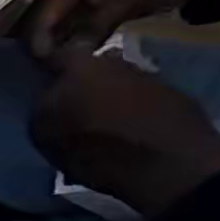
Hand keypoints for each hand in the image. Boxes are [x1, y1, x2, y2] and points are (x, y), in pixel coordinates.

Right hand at [17, 0, 219, 62]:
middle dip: (41, 42)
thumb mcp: (125, 1)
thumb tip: (66, 58)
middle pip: (45, 19)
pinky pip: (78, 25)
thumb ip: (91, 28)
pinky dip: (75, 39)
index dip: (36, 39)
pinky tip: (75, 54)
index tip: (40, 62)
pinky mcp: (104, 5)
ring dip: (57, 42)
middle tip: (41, 67)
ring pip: (61, 23)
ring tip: (54, 64)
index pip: (40, 14)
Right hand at [31, 47, 219, 216]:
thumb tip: (49, 95)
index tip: (40, 82)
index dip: (47, 67)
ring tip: (100, 122)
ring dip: (109, 97)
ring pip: (120, 83)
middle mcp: (118, 63)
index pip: (56, 55)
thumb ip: (42, 104)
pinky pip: (145, 100)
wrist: (167, 165)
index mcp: (81, 65)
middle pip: (93, 67)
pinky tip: (127, 132)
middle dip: (81, 82)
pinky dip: (134, 111)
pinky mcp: (180, 99)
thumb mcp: (43, 129)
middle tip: (70, 104)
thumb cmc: (92, 145)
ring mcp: (154, 79)